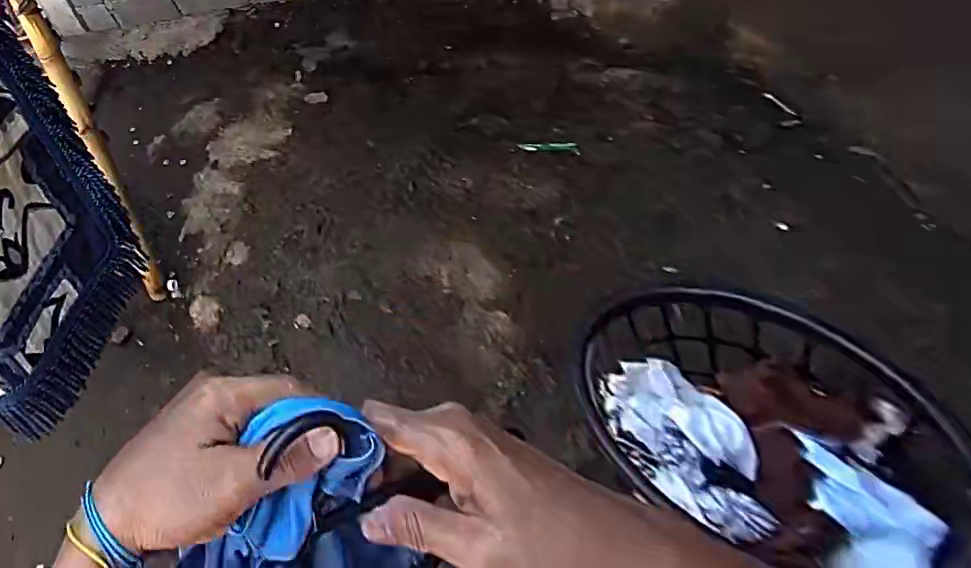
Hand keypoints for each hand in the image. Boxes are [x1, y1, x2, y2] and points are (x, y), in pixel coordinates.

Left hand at [87, 373, 341, 552]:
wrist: (116, 514)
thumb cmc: (169, 495)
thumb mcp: (231, 482)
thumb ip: (282, 458)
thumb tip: (332, 437)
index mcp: (222, 391)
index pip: (288, 390)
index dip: (325, 415)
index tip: (355, 448)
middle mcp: (215, 391)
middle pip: (277, 405)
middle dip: (308, 437)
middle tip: (338, 475)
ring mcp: (206, 411)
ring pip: (264, 424)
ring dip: (287, 452)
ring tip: (313, 485)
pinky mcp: (202, 433)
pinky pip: (245, 437)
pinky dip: (265, 458)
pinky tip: (278, 485)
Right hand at [358, 402, 757, 567]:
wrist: (633, 551)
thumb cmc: (558, 551)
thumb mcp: (482, 551)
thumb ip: (417, 527)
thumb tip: (365, 519)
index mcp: (445, 436)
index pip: (373, 419)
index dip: (351, 446)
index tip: (336, 480)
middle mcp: (451, 419)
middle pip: (388, 430)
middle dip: (374, 466)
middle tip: (361, 508)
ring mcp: (468, 429)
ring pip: (409, 442)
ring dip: (398, 475)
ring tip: (387, 515)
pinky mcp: (482, 444)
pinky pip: (433, 450)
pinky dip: (422, 476)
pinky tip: (424, 512)